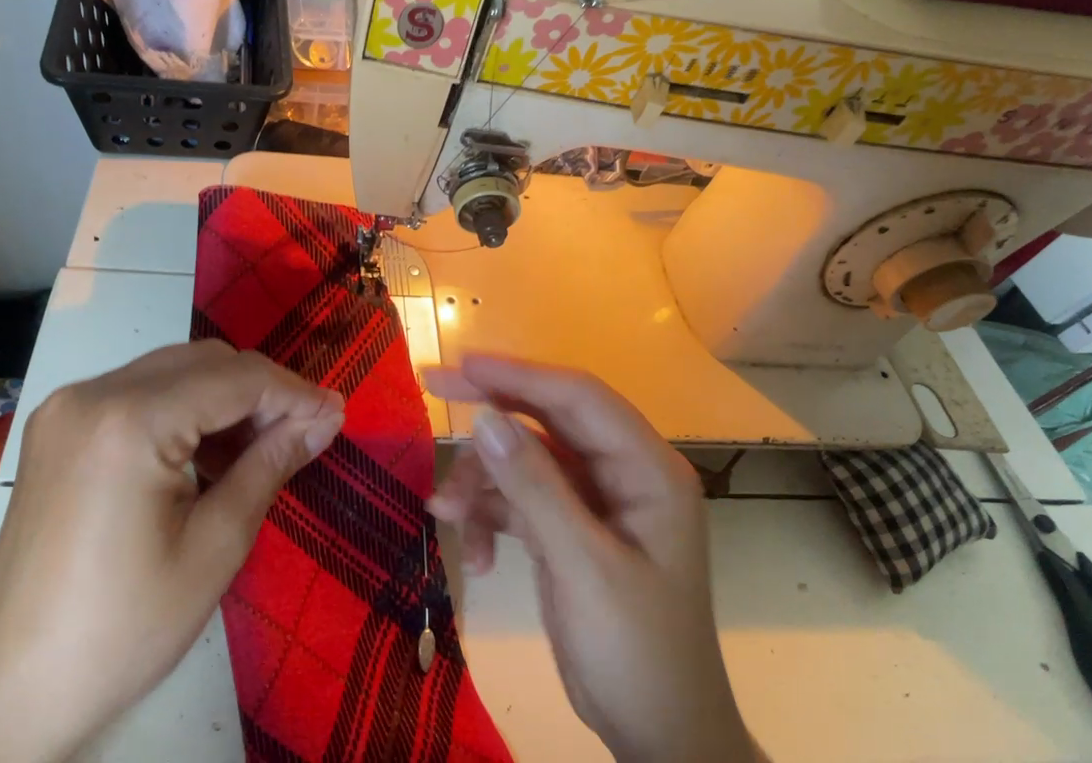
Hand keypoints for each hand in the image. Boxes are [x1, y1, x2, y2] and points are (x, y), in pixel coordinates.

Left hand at [0, 340, 344, 762]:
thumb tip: (323, 419)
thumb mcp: (216, 546)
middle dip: (260, 391)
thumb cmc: (126, 626)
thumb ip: (271, 465)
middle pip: (201, 362)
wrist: (17, 686)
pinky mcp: (56, 429)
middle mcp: (91, 393)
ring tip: (265, 446)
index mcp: (130, 419)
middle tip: (306, 434)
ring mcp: (65, 408)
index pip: (235, 377)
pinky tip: (209, 452)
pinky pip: (136, 395)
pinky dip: (181, 410)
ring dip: (223, 398)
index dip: (294, 392)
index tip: (337, 414)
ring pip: (169, 372)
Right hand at [426, 356, 760, 762]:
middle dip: (492, 413)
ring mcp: (595, 504)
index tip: (461, 364)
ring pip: (527, 462)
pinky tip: (471, 554)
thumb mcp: (582, 566)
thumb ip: (534, 487)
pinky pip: (521, 503)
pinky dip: (491, 517)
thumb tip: (484, 416)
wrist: (658, 735)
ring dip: (483, 481)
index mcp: (648, 470)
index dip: (520, 375)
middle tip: (433, 387)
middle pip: (549, 421)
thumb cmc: (636, 649)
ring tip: (443, 511)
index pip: (579, 398)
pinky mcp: (570, 533)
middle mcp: (623, 474)